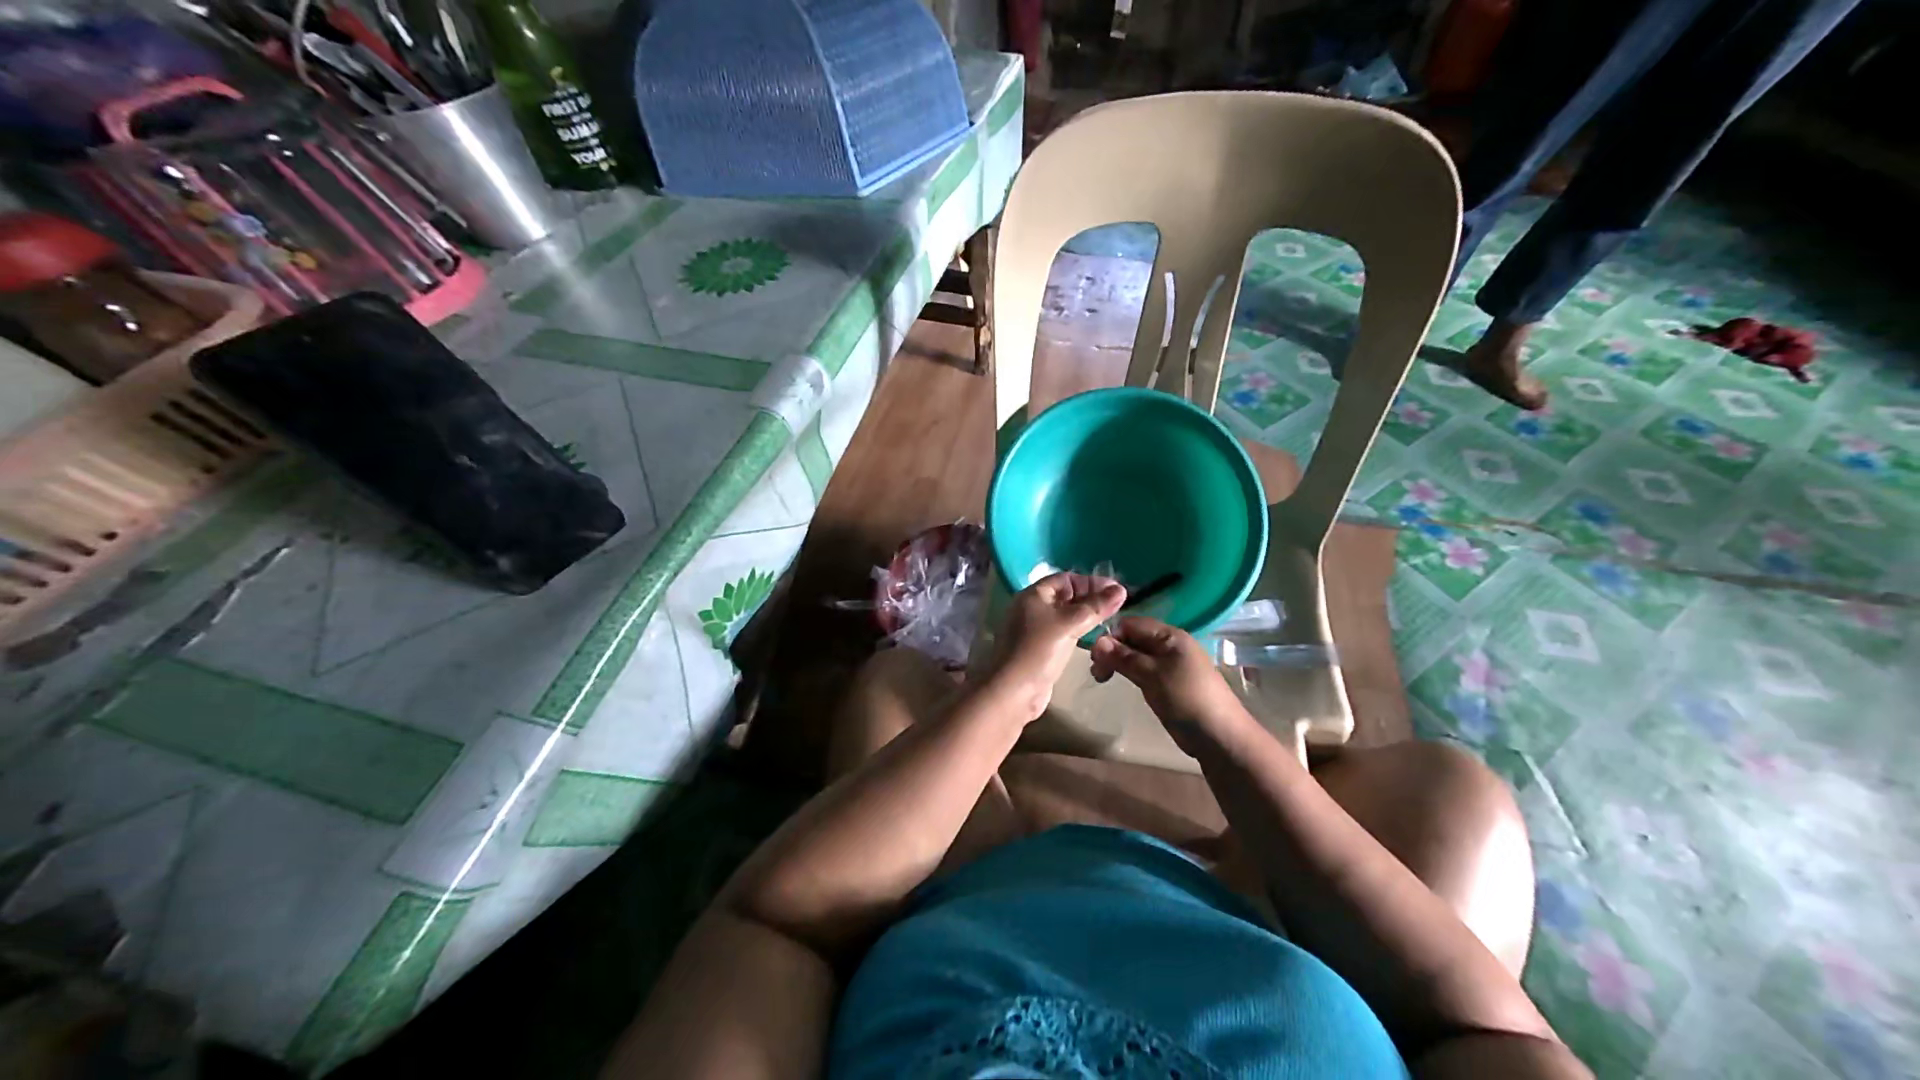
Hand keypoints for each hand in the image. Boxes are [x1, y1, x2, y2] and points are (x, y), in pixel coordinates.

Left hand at [980, 572, 1126, 718]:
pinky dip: (1080, 633)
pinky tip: (1097, 639)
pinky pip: (1064, 634)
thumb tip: (1121, 589)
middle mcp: (1032, 609)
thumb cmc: (1038, 651)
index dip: (1091, 582)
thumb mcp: (1069, 624)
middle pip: (1066, 596)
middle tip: (1120, 606)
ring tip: (1114, 621)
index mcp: (1033, 595)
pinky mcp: (1041, 650)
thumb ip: (1095, 607)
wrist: (1012, 692)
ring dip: (1088, 617)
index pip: (1066, 579)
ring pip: (1066, 617)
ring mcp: (1035, 630)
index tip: (1116, 589)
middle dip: (1091, 599)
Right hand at [1089, 616, 1252, 752]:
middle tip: (1097, 672)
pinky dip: (1129, 672)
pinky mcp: (1168, 681)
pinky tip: (1121, 681)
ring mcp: (1170, 664)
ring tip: (1103, 679)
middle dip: (1112, 650)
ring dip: (1118, 662)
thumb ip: (1124, 657)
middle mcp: (1169, 645)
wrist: (1218, 734)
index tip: (1095, 657)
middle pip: (1133, 638)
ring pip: (1136, 654)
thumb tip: (1096, 641)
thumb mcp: (1151, 674)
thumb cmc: (1185, 698)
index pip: (1131, 624)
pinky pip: (1144, 668)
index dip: (1111, 636)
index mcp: (1169, 636)